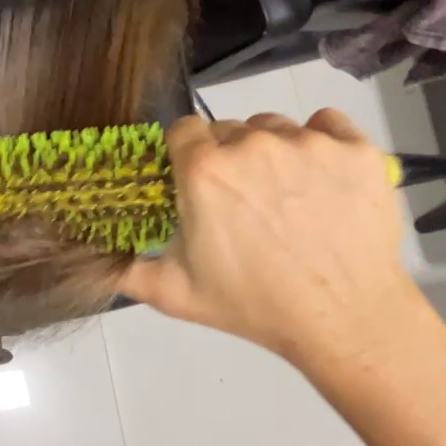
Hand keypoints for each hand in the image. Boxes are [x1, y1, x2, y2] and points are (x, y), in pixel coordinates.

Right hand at [121, 110, 424, 365]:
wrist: (345, 321)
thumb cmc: (252, 305)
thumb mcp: (174, 294)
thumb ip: (123, 270)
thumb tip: (90, 260)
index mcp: (203, 170)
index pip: (183, 130)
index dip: (187, 154)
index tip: (197, 183)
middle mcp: (252, 145)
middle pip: (228, 128)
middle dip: (228, 156)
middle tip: (242, 201)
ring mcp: (308, 144)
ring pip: (275, 126)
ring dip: (272, 150)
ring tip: (285, 195)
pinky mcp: (356, 150)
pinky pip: (327, 124)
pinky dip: (322, 142)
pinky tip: (321, 179)